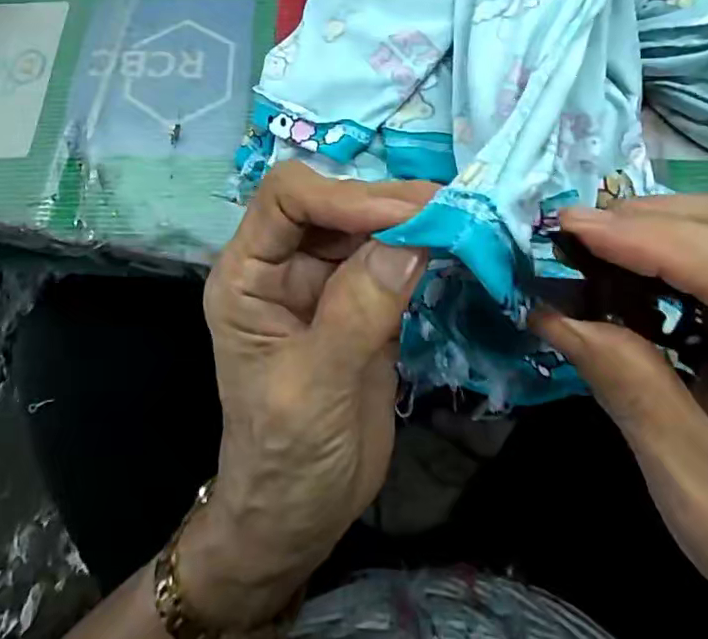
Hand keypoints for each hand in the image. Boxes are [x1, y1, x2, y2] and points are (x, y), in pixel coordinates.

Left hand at [181, 162, 435, 626]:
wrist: (300, 511)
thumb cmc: (287, 456)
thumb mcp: (314, 387)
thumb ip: (357, 311)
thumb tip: (409, 241)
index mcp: (246, 275)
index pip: (283, 200)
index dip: (340, 196)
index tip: (404, 213)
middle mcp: (279, 264)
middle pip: (327, 204)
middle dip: (383, 202)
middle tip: (452, 206)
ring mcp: (320, 280)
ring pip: (362, 225)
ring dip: (408, 218)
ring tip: (462, 217)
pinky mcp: (357, 300)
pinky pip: (388, 258)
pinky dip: (419, 248)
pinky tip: (453, 244)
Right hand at [532, 193, 707, 638]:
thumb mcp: (697, 500)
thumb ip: (633, 393)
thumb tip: (555, 310)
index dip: (674, 245)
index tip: (582, 229)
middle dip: (666, 222)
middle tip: (576, 233)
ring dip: (678, 225)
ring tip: (603, 245)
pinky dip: (697, 248)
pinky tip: (650, 266)